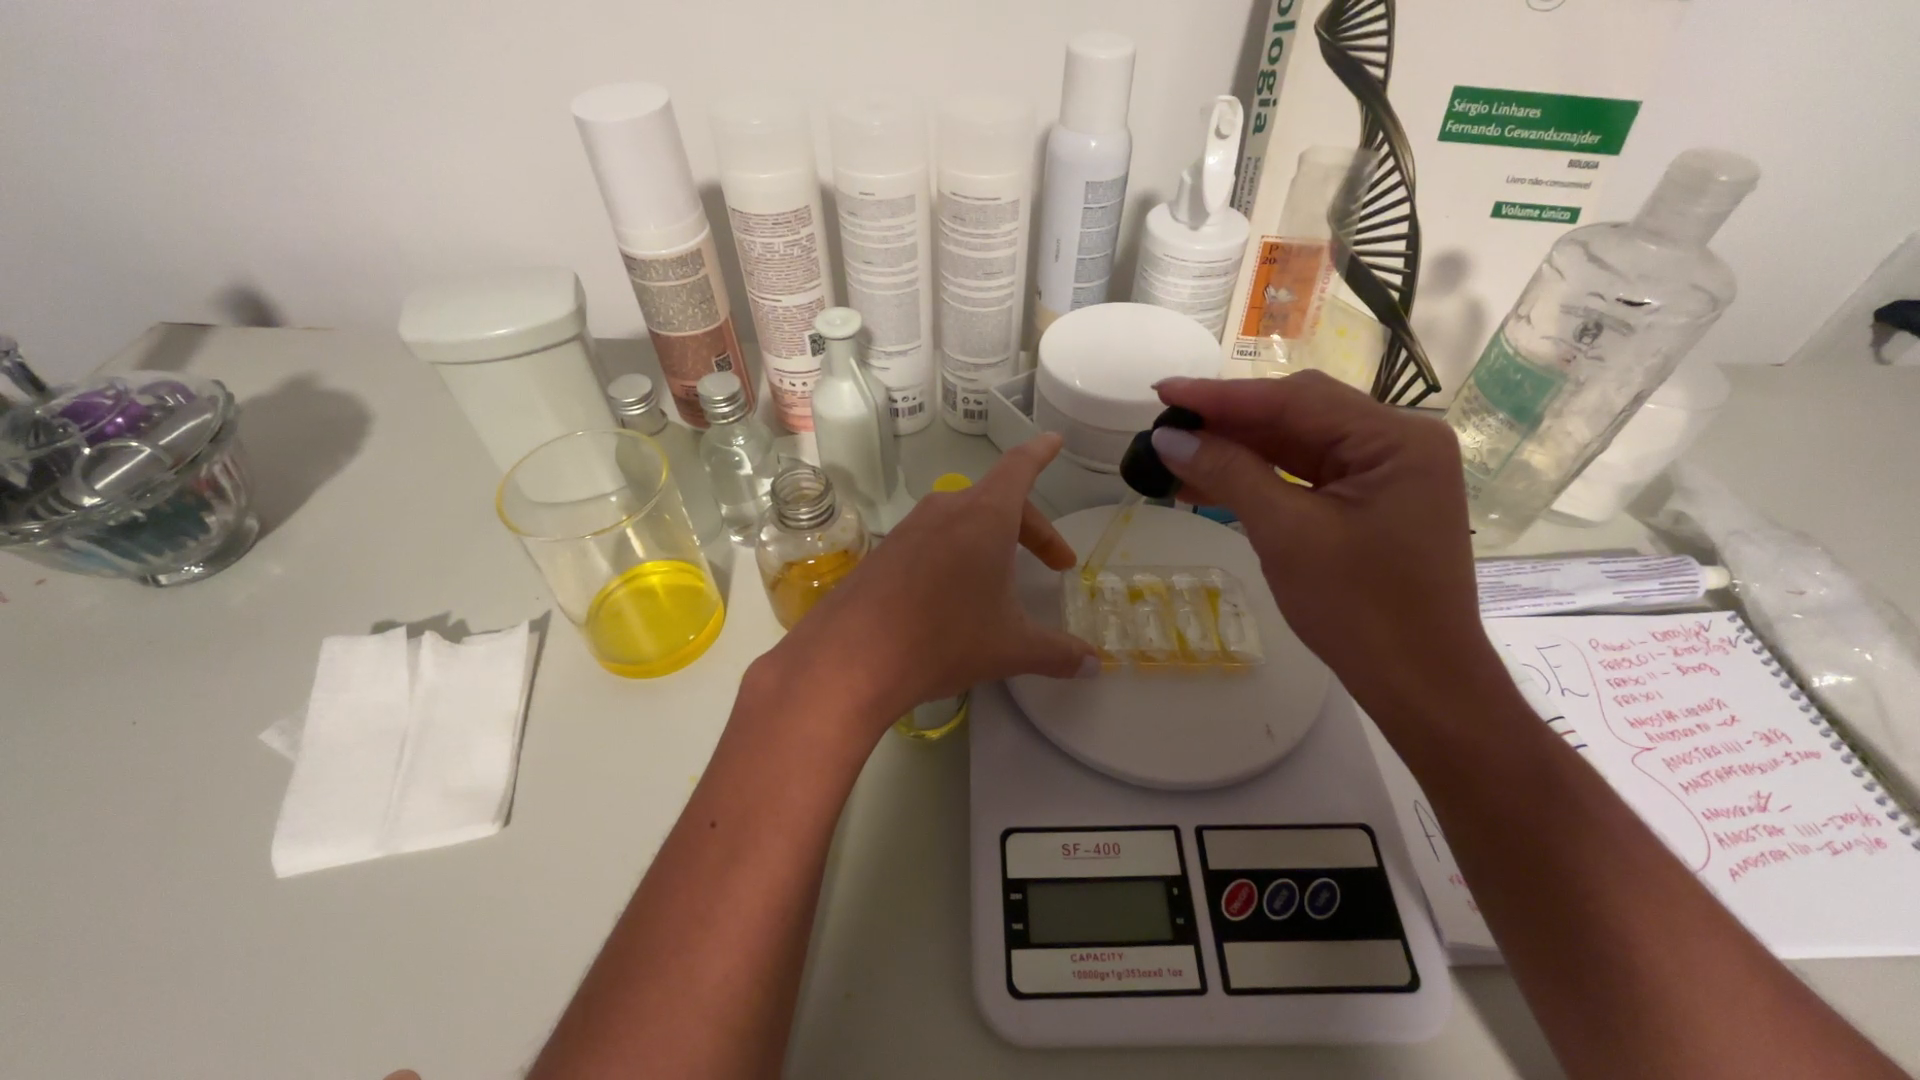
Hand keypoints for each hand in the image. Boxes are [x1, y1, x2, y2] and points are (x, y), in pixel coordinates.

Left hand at [758, 433, 1097, 732]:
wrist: (852, 657)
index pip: (1020, 468)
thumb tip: (1094, 665)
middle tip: (1055, 564)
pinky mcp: (883, 552)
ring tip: (1001, 582)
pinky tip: (952, 597)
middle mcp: (946, 510)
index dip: (1040, 454)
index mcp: (984, 517)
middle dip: (1032, 529)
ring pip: (962, 520)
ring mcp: (909, 529)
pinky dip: (955, 555)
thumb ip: (1056, 652)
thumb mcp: (1009, 647)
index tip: (1053, 441)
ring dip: (990, 541)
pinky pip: (931, 541)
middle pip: (998, 501)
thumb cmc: (944, 640)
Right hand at [1151, 373, 1498, 717]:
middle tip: (1164, 424)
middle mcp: (1399, 442)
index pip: (1295, 399)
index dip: (1221, 396)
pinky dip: (1259, 479)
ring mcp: (1388, 473)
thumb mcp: (1287, 534)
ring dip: (1237, 452)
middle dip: (1228, 422)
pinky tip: (1208, 482)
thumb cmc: (1361, 610)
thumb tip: (1168, 437)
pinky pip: (1306, 476)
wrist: (1420, 684)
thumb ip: (1229, 474)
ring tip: (1174, 455)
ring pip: (1297, 445)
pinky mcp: (1372, 502)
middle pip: (1298, 415)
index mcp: (1397, 438)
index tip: (1162, 392)